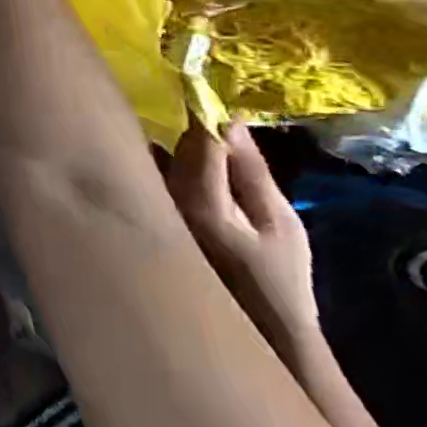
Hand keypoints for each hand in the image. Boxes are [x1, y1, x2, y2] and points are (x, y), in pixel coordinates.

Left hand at [166, 123, 319, 352]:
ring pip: (159, 159)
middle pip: (174, 147)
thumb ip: (252, 170)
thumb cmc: (279, 279)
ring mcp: (152, 208)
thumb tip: (231, 121)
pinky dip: (164, 165)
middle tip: (217, 120)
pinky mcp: (147, 217)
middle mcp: (166, 199)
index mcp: (201, 201)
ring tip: (201, 143)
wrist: (258, 332)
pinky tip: (179, 168)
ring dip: (178, 149)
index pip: (197, 140)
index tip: (215, 93)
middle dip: (194, 131)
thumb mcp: (280, 223)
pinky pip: (152, 176)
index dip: (207, 113)